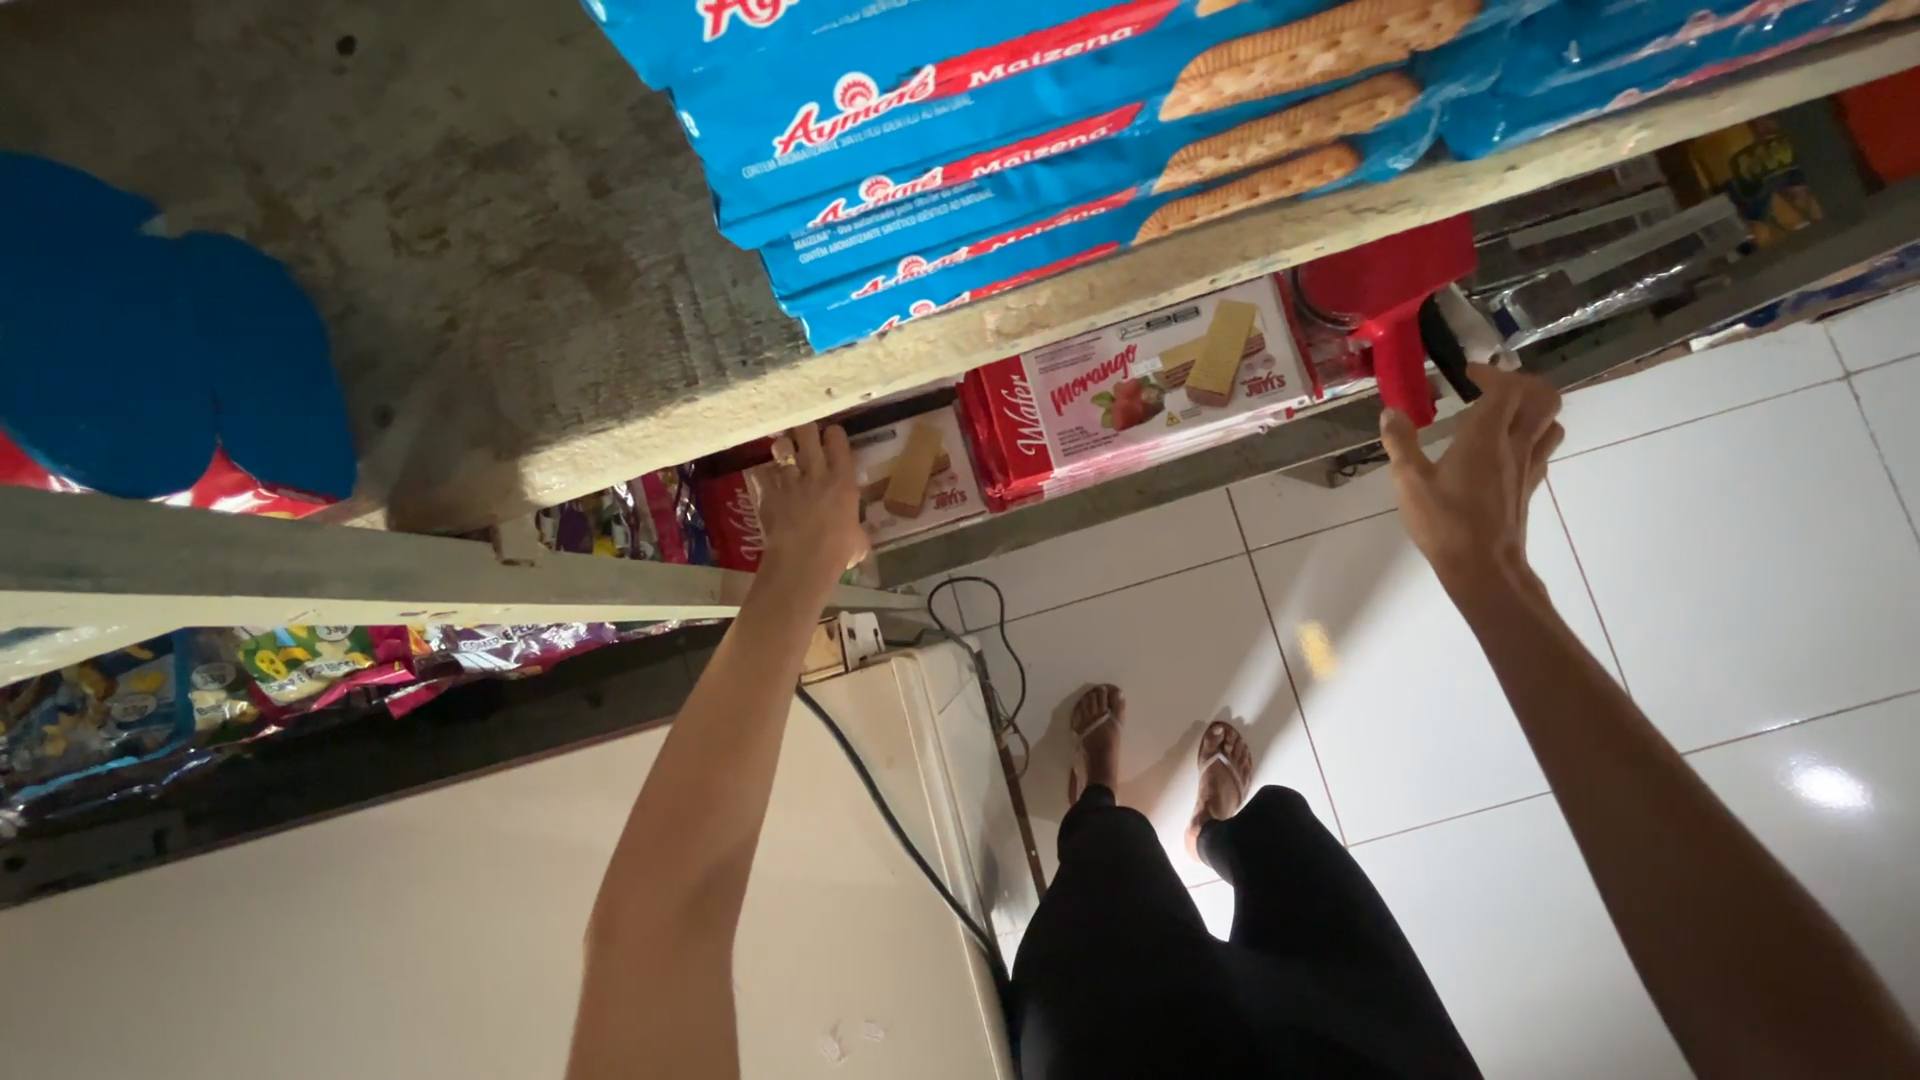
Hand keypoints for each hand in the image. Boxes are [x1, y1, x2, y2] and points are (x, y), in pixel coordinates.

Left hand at [754, 423, 867, 588]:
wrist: (804, 561)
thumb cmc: (839, 551)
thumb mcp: (859, 540)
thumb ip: (857, 530)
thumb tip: (857, 535)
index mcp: (843, 482)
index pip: (838, 442)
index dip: (834, 434)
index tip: (832, 436)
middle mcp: (817, 475)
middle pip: (808, 436)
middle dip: (805, 429)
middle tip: (804, 432)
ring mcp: (790, 483)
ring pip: (782, 450)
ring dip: (782, 448)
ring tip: (782, 449)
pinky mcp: (768, 495)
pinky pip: (761, 474)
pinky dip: (762, 473)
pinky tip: (763, 476)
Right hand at [1379, 365, 1563, 591]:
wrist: (1483, 566)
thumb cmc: (1443, 522)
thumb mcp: (1409, 481)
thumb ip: (1400, 443)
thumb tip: (1390, 412)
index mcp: (1485, 437)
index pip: (1505, 388)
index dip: (1489, 374)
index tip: (1465, 374)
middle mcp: (1514, 444)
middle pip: (1542, 397)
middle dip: (1520, 383)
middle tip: (1490, 386)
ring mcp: (1528, 465)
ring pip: (1550, 421)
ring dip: (1533, 407)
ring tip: (1503, 412)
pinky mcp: (1530, 485)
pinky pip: (1543, 447)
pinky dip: (1532, 434)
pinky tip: (1505, 448)